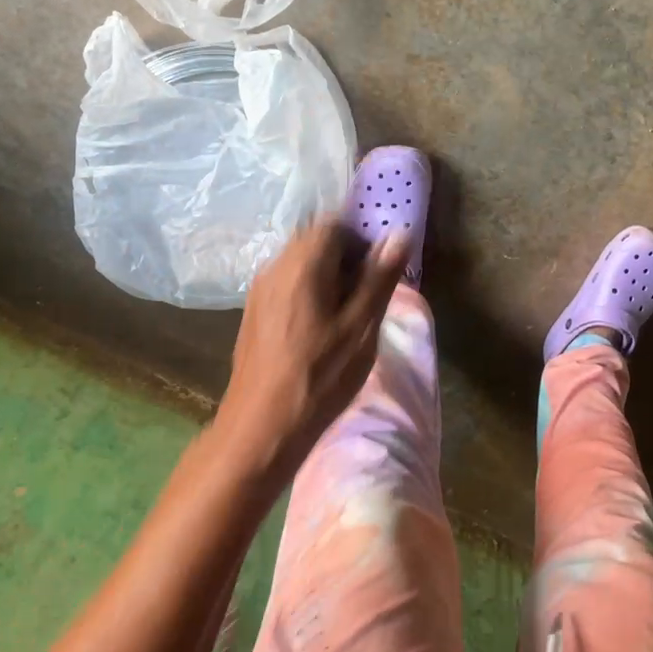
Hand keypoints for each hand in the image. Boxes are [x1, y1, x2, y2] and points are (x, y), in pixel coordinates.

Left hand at [207, 220, 406, 481]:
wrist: (261, 428)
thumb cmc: (320, 375)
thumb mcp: (362, 327)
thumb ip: (380, 277)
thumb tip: (399, 234)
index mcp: (302, 263)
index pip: (335, 223)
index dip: (363, 239)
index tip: (381, 270)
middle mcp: (275, 266)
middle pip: (317, 240)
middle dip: (347, 258)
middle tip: (369, 294)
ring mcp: (259, 290)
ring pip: (302, 264)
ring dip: (330, 277)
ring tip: (350, 315)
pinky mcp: (254, 313)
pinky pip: (288, 285)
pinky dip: (311, 293)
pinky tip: (323, 330)